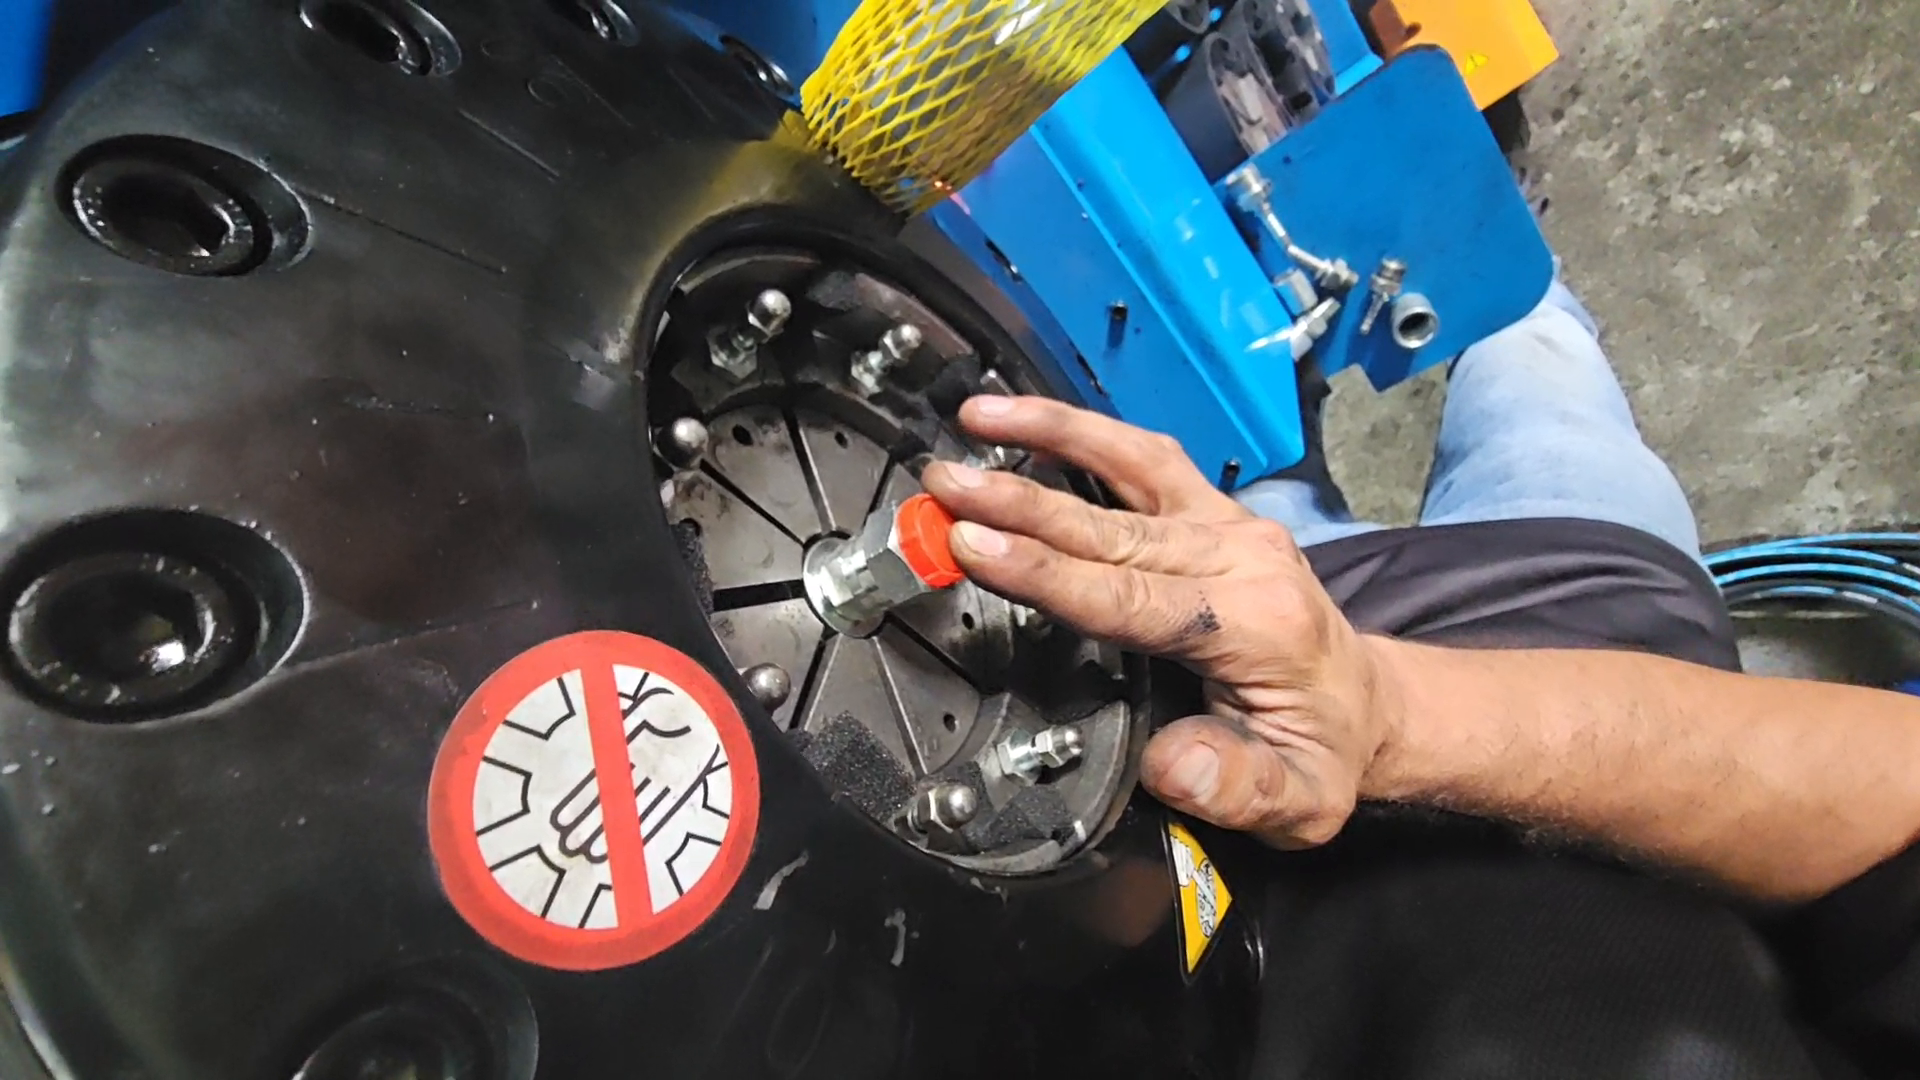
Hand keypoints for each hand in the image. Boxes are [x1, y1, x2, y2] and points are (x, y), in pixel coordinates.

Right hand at [921, 396, 1396, 847]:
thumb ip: (1236, 785)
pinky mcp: (1212, 511)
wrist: (1364, 702)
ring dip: (1049, 434)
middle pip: (1109, 525)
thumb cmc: (1322, 748)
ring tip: (979, 415)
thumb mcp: (1296, 799)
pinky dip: (1086, 431)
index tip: (975, 544)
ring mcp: (1226, 524)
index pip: (1127, 594)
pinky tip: (1035, 416)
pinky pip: (1145, 456)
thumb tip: (1172, 762)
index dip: (1045, 571)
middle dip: (1018, 502)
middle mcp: (1240, 556)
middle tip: (946, 485)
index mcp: (1253, 624)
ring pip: (1128, 464)